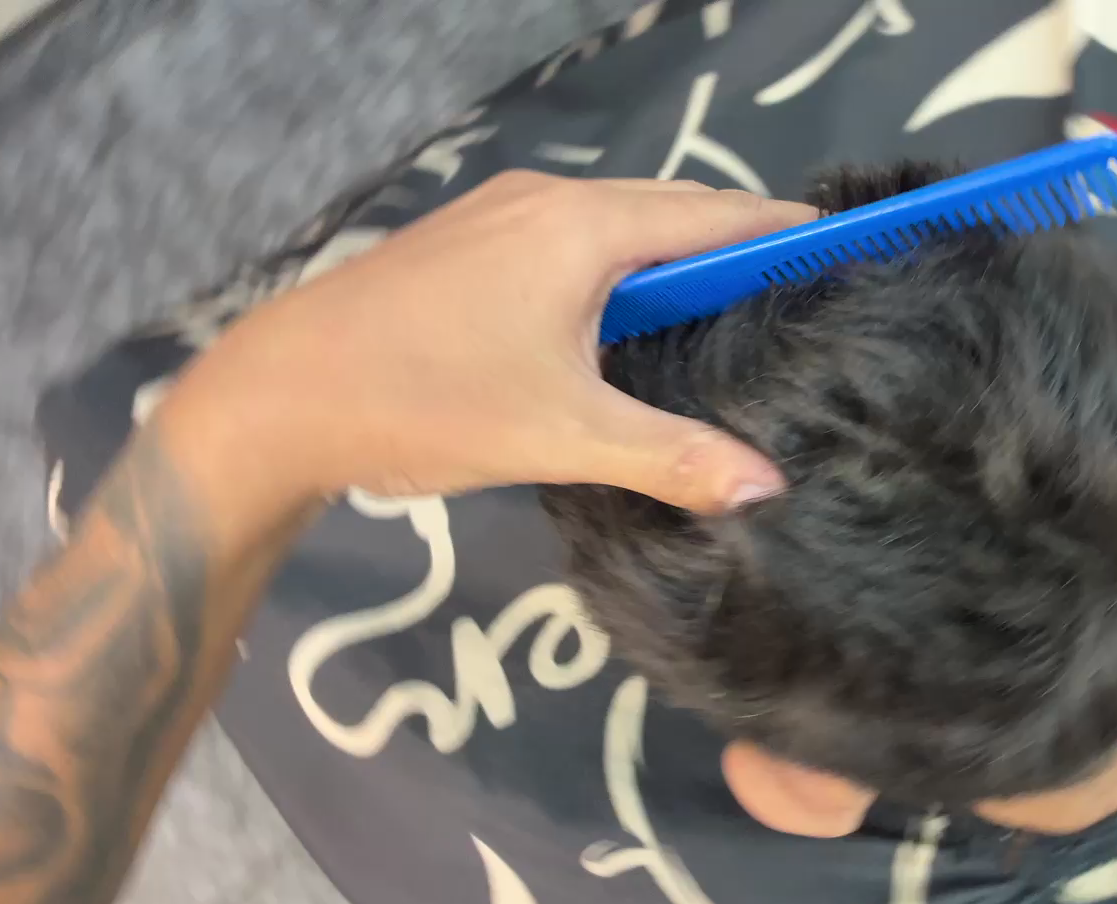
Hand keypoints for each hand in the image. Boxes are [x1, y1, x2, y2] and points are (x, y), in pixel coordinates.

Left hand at [156, 171, 814, 518]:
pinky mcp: (476, 246)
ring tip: (730, 307)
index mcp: (583, 228)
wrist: (279, 398)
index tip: (837, 245)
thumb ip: (674, 458)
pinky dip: (629, 269)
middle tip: (793, 291)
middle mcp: (548, 202)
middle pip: (671, 211)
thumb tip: (769, 487)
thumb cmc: (428, 401)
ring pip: (623, 227)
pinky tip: (638, 317)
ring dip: (680, 258)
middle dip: (736, 243)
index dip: (778, 229)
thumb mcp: (566, 435)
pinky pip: (580, 243)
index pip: (712, 218)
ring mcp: (504, 217)